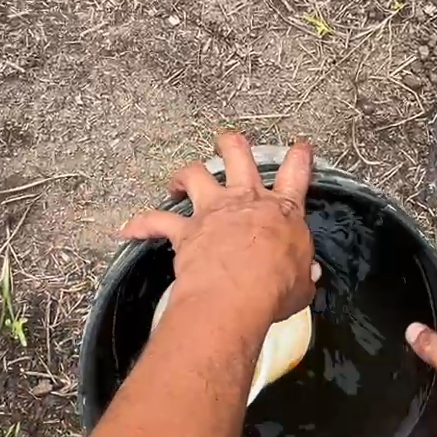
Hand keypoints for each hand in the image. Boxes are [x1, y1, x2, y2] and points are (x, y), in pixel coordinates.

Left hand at [122, 132, 318, 324]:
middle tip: (228, 140)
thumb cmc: (274, 288)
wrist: (237, 295)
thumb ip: (303, 273)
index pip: (296, 173)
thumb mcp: (302, 283)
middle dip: (233, 143)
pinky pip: (156, 222)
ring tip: (178, 180)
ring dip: (185, 173)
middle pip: (238, 154)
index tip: (300, 148)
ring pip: (195, 173)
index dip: (300, 156)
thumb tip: (307, 276)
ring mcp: (213, 211)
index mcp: (282, 210)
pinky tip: (129, 228)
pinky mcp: (186, 230)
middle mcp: (246, 200)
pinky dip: (141, 224)